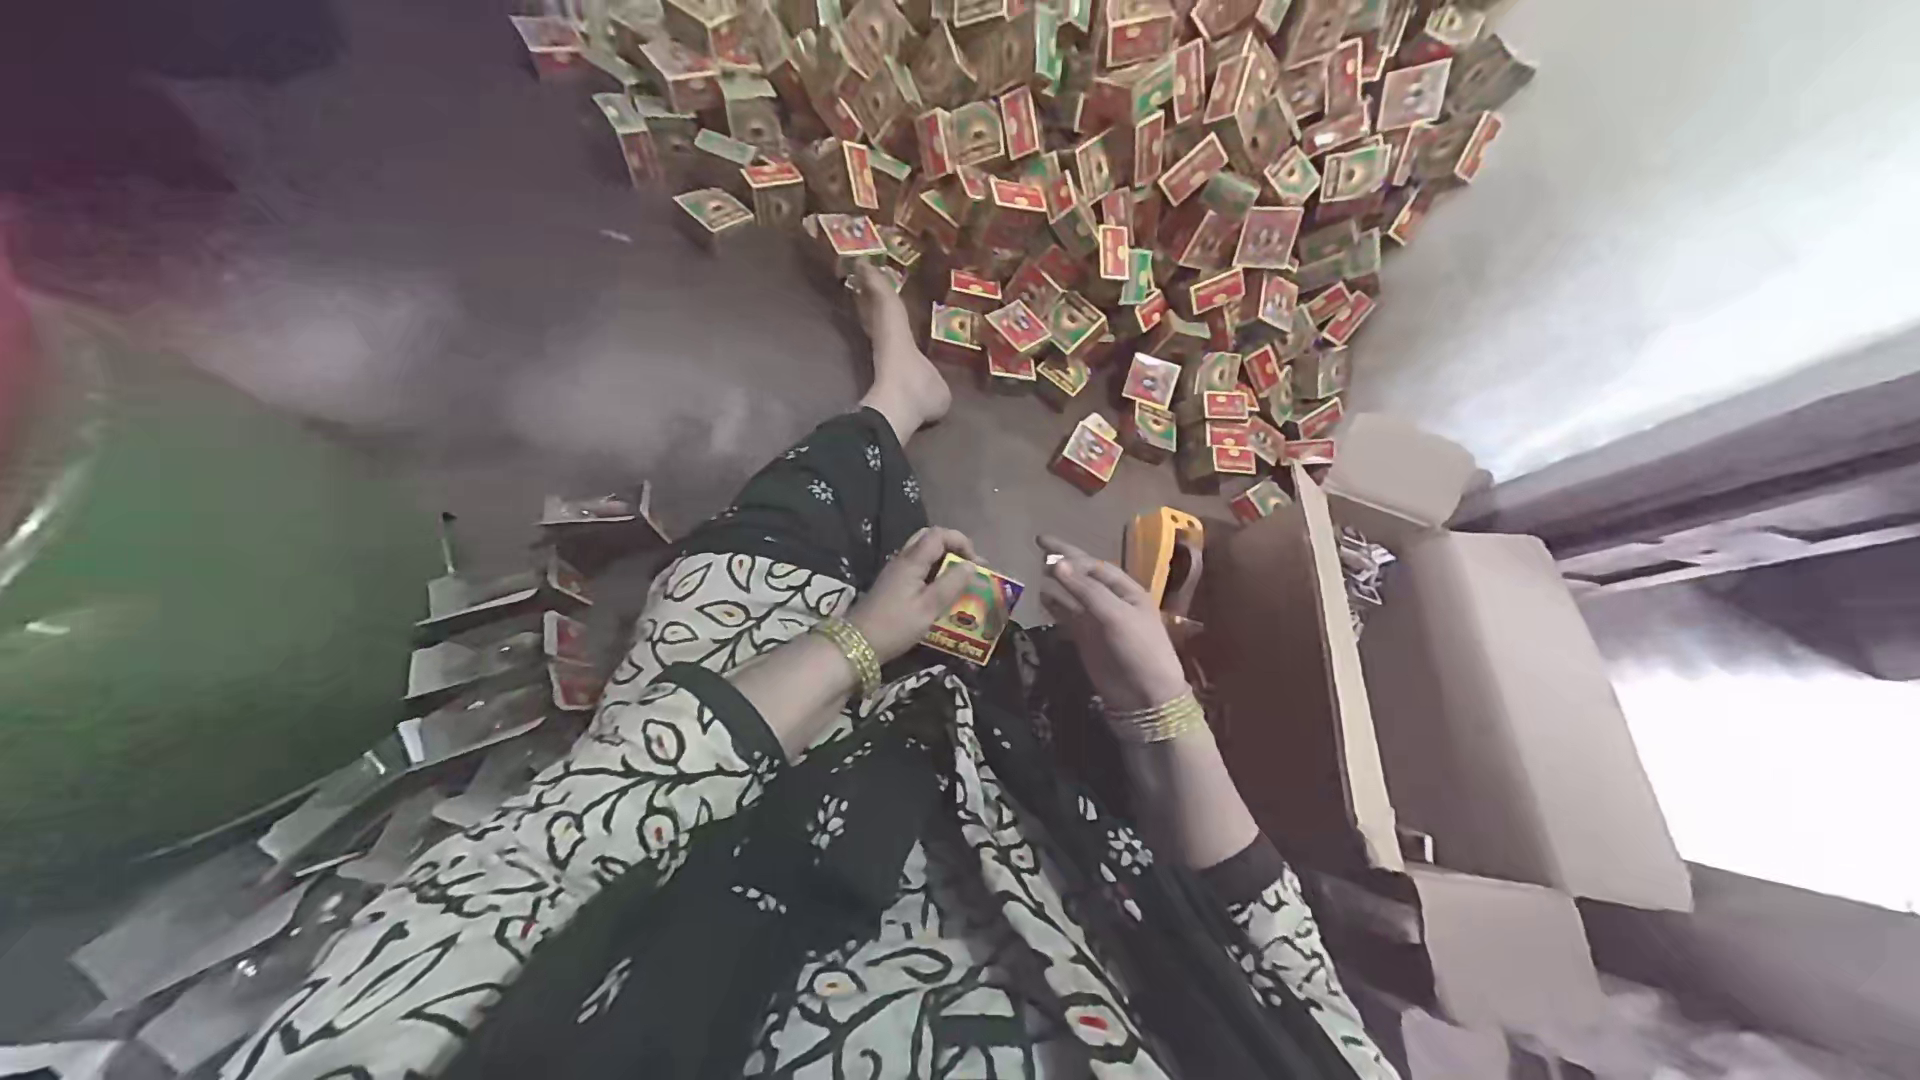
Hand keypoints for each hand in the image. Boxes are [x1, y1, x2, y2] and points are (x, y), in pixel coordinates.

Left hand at [847, 527, 977, 661]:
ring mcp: (895, 572)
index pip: (939, 534)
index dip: (961, 542)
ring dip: (943, 560)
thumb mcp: (929, 608)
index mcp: (912, 561)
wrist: (858, 644)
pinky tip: (942, 591)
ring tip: (959, 579)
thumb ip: (951, 584)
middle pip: (929, 538)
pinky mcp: (892, 585)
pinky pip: (917, 567)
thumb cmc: (896, 626)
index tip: (976, 563)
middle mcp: (902, 560)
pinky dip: (933, 572)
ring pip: (922, 553)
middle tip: (968, 567)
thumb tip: (971, 565)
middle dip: (953, 547)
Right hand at [1036, 535, 1189, 713]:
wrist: (1144, 696)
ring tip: (1036, 568)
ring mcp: (1097, 619)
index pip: (1095, 565)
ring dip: (1057, 581)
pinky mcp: (1086, 637)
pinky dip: (1054, 604)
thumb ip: (1086, 590)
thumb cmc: (1138, 649)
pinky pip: (1067, 614)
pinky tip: (1041, 596)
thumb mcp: (1116, 616)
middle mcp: (1111, 600)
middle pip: (1083, 574)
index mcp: (1126, 590)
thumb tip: (1056, 565)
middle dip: (1063, 560)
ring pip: (1073, 593)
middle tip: (1038, 543)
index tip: (1045, 546)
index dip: (1071, 555)